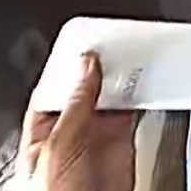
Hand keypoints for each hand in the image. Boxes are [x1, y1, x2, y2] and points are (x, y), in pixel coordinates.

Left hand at [18, 53, 135, 190]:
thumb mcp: (59, 149)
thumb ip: (76, 105)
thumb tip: (87, 65)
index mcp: (42, 135)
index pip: (52, 90)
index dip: (66, 66)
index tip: (83, 42)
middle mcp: (69, 131)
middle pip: (85, 86)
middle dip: (99, 64)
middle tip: (114, 41)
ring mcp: (96, 134)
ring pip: (111, 92)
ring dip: (123, 74)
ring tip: (134, 53)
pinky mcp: (121, 137)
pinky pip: (134, 104)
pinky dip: (142, 88)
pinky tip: (147, 76)